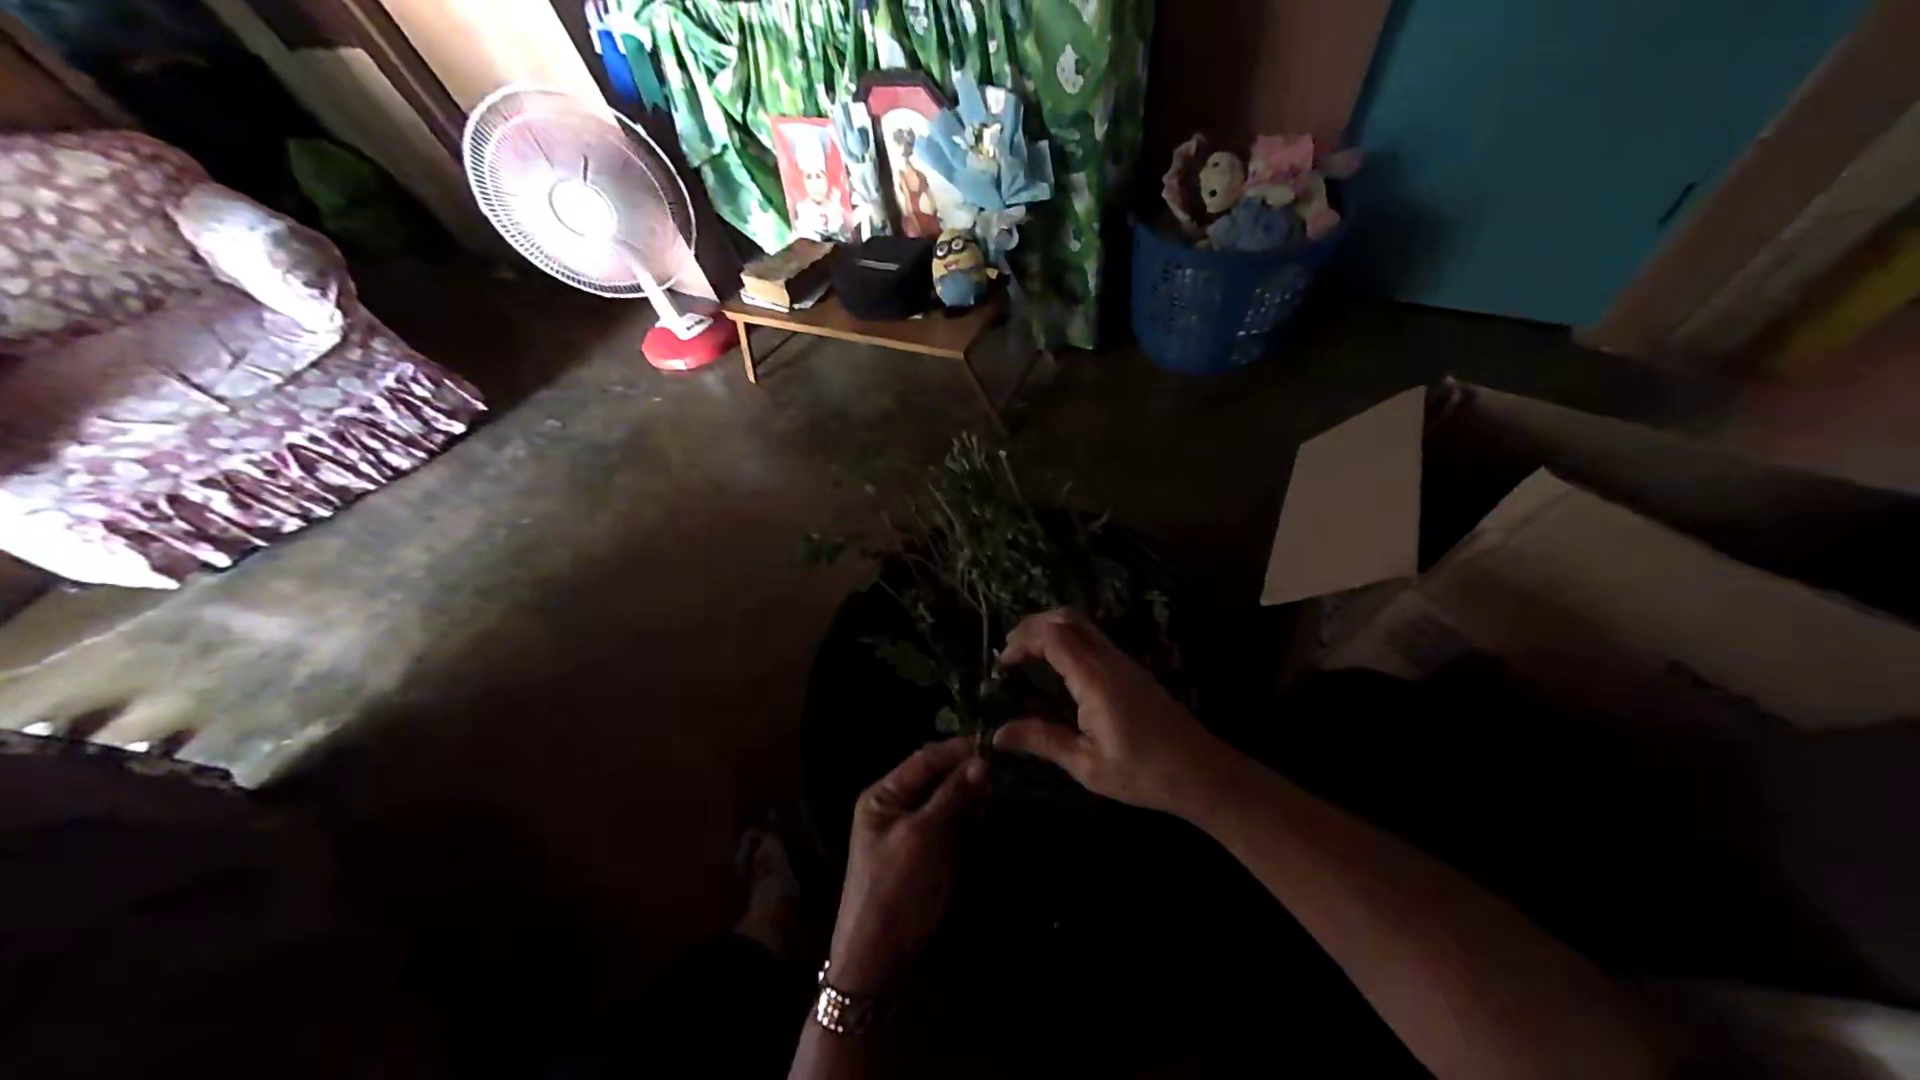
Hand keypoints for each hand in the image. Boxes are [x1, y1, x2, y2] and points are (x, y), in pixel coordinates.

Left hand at [827, 737, 987, 994]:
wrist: (880, 951)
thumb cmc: (894, 886)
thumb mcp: (922, 836)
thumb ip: (950, 796)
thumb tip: (981, 761)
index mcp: (883, 795)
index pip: (923, 760)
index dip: (955, 750)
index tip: (990, 742)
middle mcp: (898, 805)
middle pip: (937, 777)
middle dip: (966, 772)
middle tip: (1000, 768)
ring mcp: (915, 828)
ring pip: (949, 799)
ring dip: (971, 793)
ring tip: (996, 788)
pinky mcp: (931, 850)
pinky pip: (953, 822)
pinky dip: (970, 816)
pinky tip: (987, 812)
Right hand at [993, 608, 1232, 815]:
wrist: (1202, 773)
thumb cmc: (1144, 773)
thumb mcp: (1086, 765)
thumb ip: (1042, 742)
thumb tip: (998, 735)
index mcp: (1095, 679)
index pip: (1052, 637)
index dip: (1021, 641)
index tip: (1002, 665)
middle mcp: (1109, 660)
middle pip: (1066, 618)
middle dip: (1031, 626)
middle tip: (1010, 653)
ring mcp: (1124, 661)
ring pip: (1082, 624)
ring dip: (1049, 631)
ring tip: (1027, 660)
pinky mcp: (1131, 670)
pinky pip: (1093, 640)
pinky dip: (1067, 642)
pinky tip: (1057, 673)